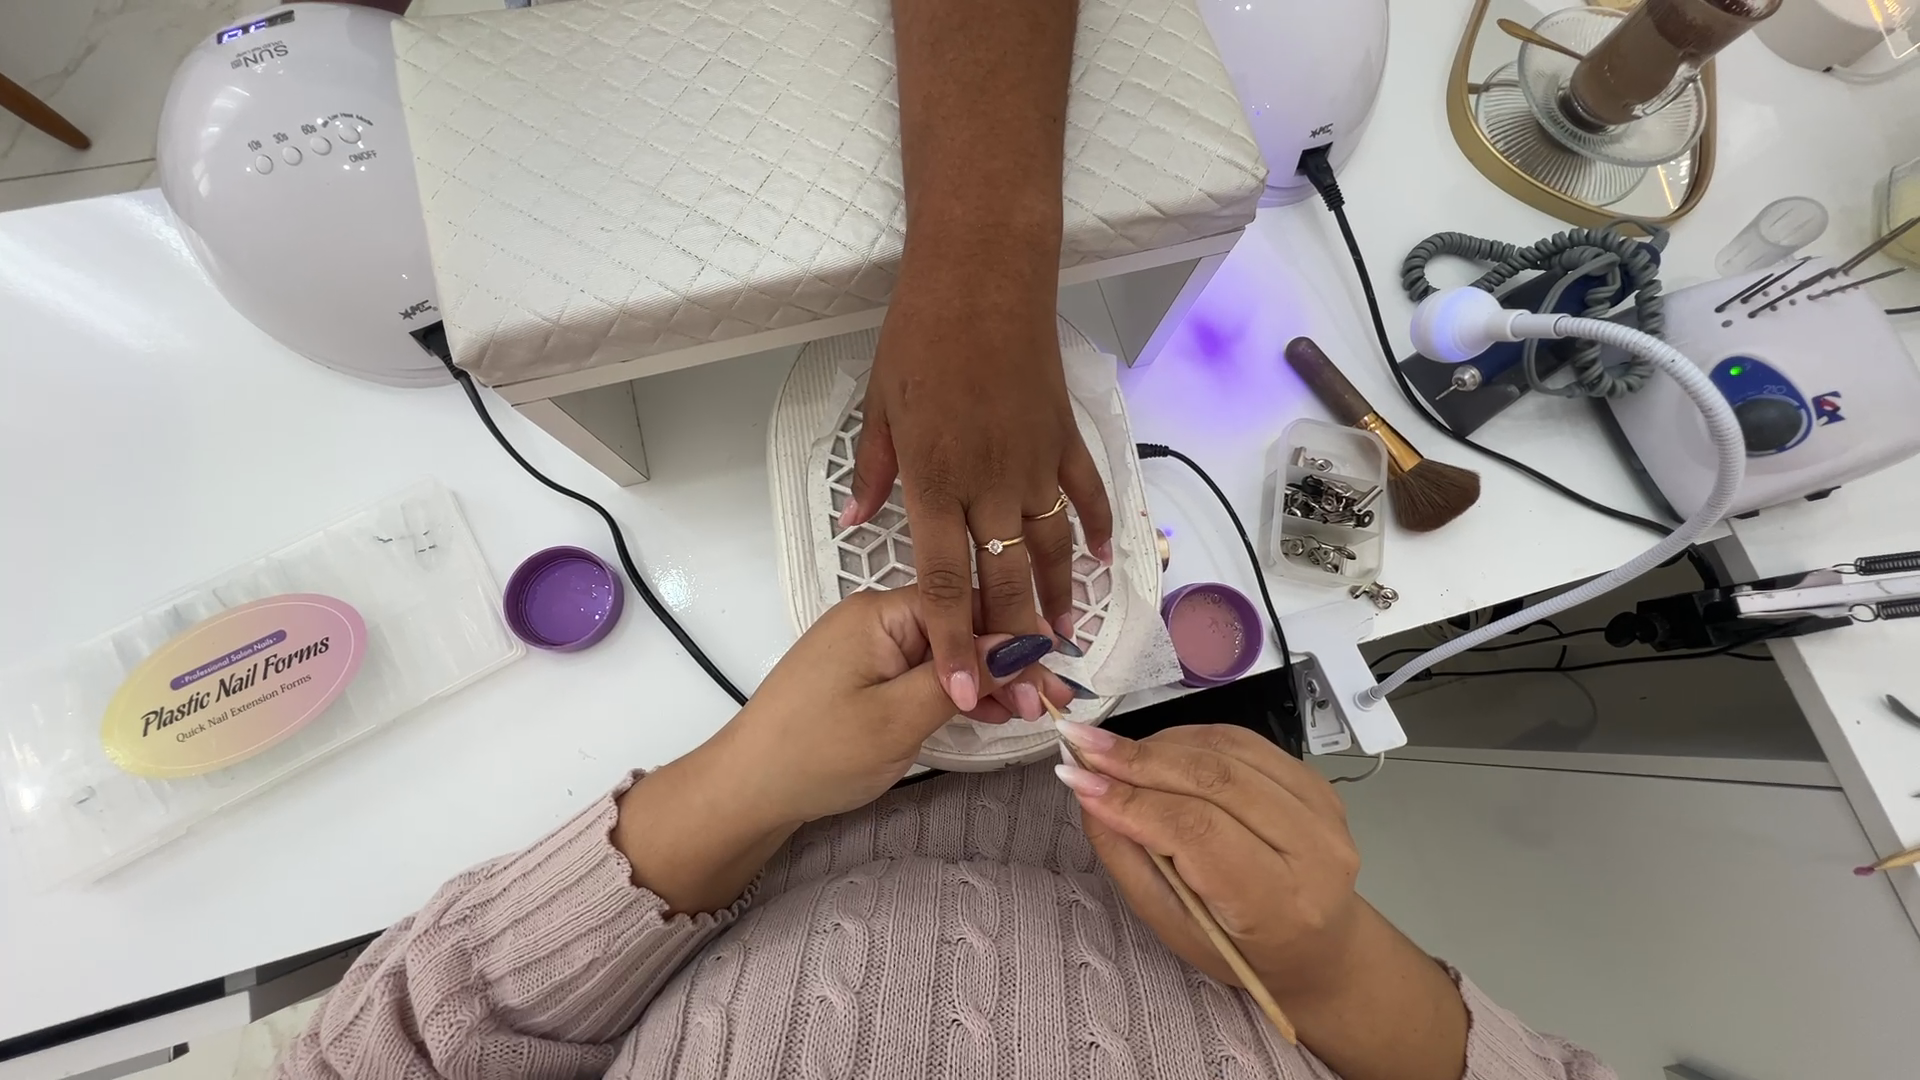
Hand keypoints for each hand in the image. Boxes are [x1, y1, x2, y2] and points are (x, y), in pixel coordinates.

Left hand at [620, 590, 1068, 912]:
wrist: (746, 790)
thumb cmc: (817, 754)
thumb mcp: (897, 719)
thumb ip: (962, 678)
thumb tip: (1023, 646)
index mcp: (881, 611)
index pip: (965, 607)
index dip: (1014, 640)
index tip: (1052, 680)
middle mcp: (878, 616)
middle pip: (959, 627)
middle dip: (1007, 663)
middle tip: (1049, 705)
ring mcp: (872, 644)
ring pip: (946, 651)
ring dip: (986, 680)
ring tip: (1028, 713)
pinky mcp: (869, 671)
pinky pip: (924, 670)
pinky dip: (956, 691)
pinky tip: (990, 711)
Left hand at [843, 266, 1112, 714]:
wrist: (982, 276)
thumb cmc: (919, 336)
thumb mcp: (879, 405)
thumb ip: (874, 472)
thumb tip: (854, 520)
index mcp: (934, 482)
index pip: (943, 581)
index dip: (955, 642)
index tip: (964, 692)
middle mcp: (988, 486)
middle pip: (1005, 580)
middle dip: (1015, 640)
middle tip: (1027, 686)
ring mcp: (1035, 464)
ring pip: (1053, 549)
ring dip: (1059, 599)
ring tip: (1065, 640)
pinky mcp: (1066, 440)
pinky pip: (1088, 495)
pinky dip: (1100, 530)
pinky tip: (1104, 561)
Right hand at [1055, 724, 1468, 1079]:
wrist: (1318, 946)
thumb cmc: (1234, 948)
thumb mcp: (1169, 923)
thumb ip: (1125, 855)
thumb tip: (1085, 787)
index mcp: (1279, 902)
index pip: (1197, 830)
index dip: (1132, 798)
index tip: (1073, 774)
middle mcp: (1313, 849)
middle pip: (1212, 779)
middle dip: (1137, 757)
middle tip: (1079, 740)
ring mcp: (1321, 807)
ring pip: (1225, 750)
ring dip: (1158, 743)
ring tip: (1108, 747)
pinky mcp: (1314, 779)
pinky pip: (1240, 740)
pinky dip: (1187, 737)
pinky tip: (1153, 746)